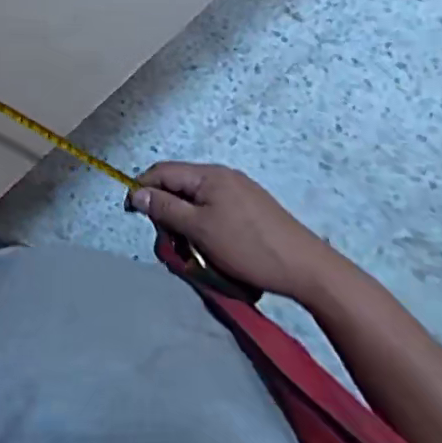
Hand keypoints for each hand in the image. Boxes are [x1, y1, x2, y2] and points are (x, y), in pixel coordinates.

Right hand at [127, 163, 348, 303]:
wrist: (309, 271)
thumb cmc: (248, 247)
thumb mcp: (199, 229)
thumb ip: (165, 208)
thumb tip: (137, 193)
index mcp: (208, 174)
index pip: (162, 172)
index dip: (142, 189)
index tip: (132, 214)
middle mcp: (222, 176)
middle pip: (178, 186)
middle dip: (167, 213)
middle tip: (169, 244)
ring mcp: (240, 192)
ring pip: (196, 202)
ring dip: (186, 225)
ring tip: (192, 253)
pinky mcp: (252, 210)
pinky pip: (215, 211)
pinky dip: (205, 228)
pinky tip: (213, 250)